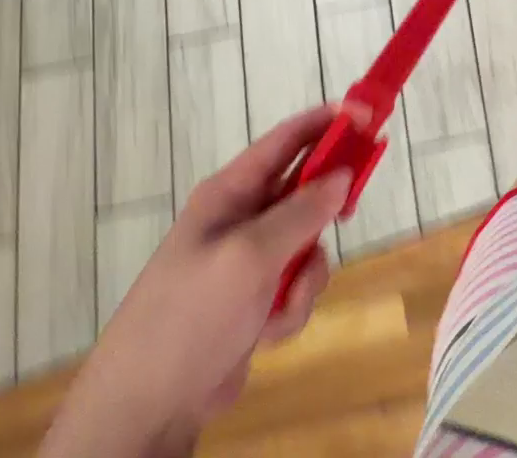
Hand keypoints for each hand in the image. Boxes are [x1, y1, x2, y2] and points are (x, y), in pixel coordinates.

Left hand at [41, 106, 351, 457]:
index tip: (367, 113)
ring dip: (306, 276)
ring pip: (310, 245)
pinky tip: (266, 332)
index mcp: (230, 194)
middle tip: (347, 217)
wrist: (150, 403)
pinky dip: (292, 308)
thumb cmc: (192, 315)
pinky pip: (298, 286)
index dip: (326, 122)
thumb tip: (343, 174)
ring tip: (282, 303)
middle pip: (304, 190)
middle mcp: (241, 219)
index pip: (285, 141)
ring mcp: (248, 261)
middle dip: (324, 211)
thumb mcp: (250, 257)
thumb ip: (301, 212)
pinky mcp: (256, 299)